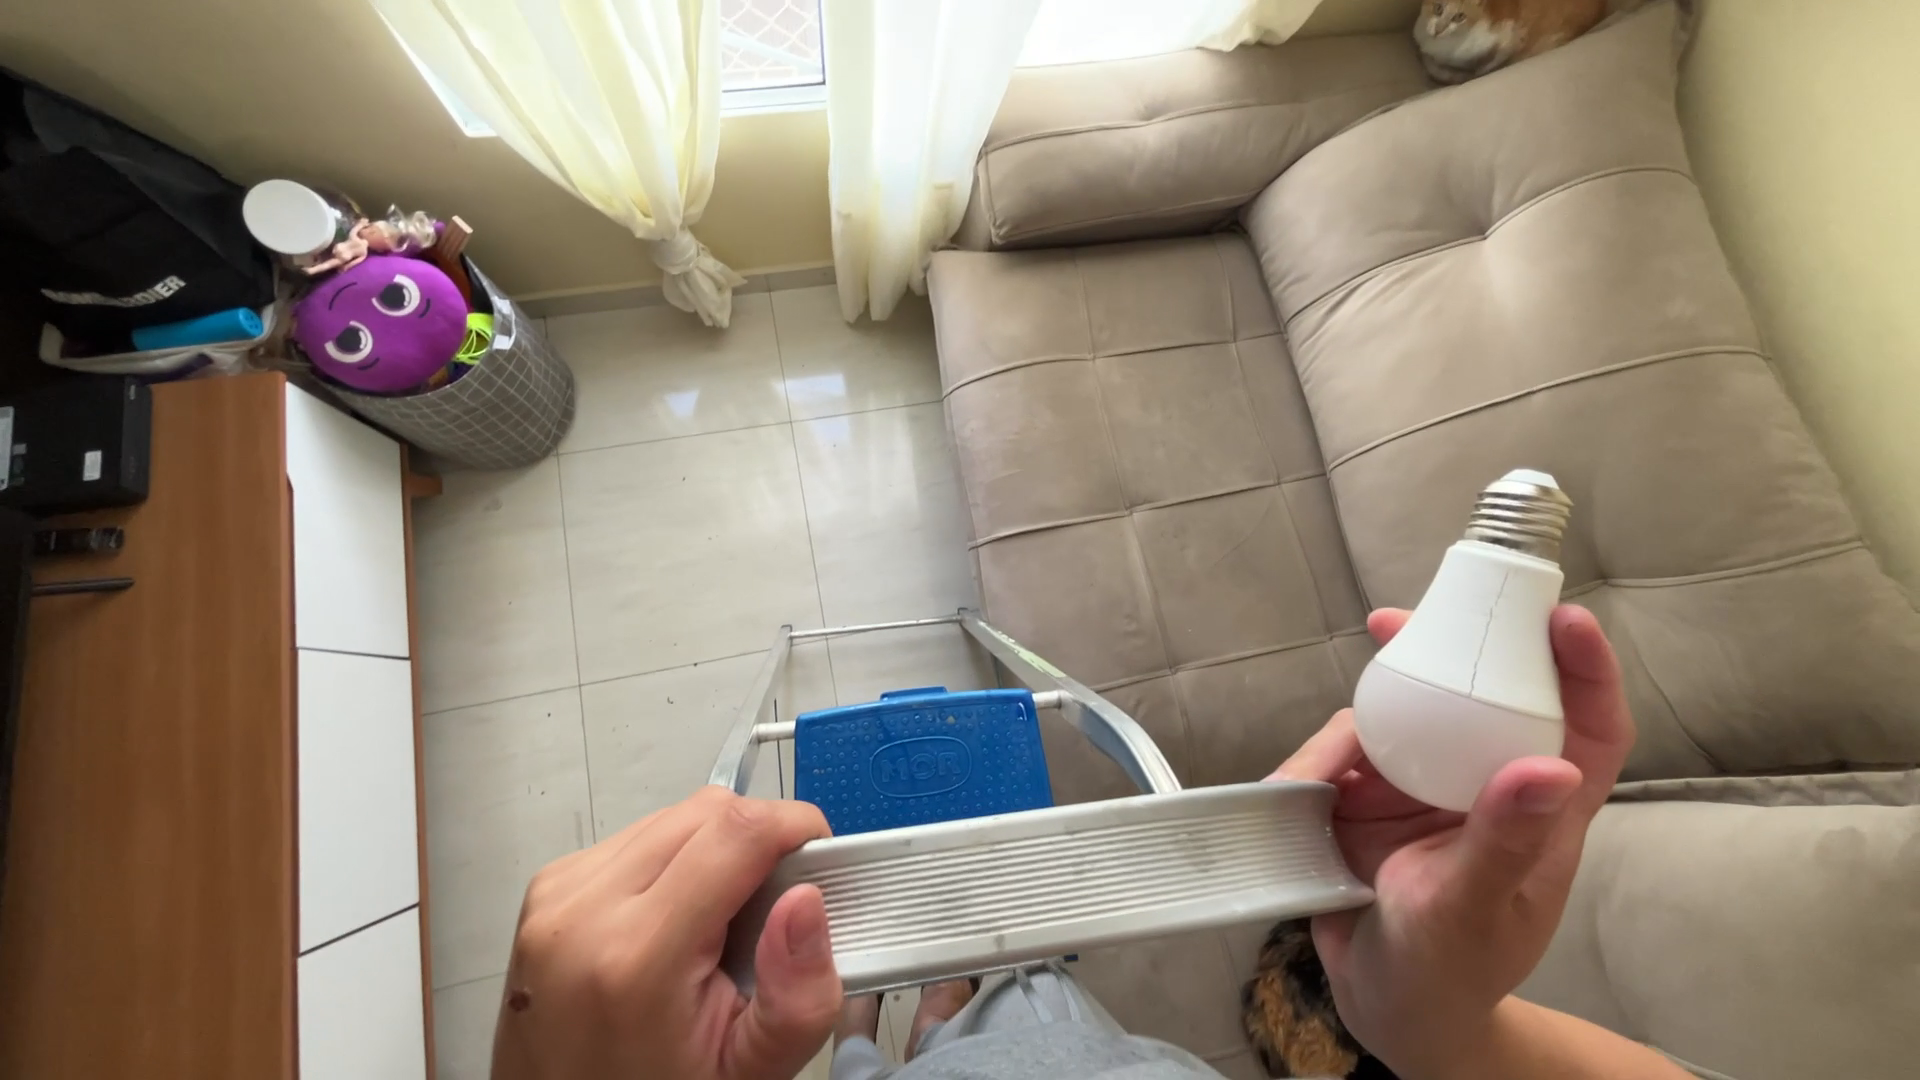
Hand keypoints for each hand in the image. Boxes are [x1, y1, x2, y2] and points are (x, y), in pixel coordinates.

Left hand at [491, 787, 842, 1079]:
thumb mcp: (753, 1074)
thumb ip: (798, 999)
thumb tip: (806, 898)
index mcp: (636, 957)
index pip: (738, 831)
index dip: (795, 826)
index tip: (819, 861)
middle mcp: (585, 909)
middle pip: (711, 811)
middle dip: (763, 836)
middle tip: (778, 898)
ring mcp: (561, 891)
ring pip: (679, 814)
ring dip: (721, 843)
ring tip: (726, 912)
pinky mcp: (553, 882)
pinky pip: (645, 832)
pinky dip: (682, 854)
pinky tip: (680, 909)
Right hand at [1269, 605, 1634, 1078]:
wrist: (1381, 1001)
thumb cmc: (1446, 972)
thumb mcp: (1472, 911)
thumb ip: (1503, 841)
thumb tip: (1546, 764)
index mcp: (1536, 813)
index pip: (1583, 730)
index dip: (1582, 670)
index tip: (1557, 617)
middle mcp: (1476, 786)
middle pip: (1473, 699)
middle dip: (1437, 653)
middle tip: (1388, 624)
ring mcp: (1415, 787)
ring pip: (1388, 721)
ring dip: (1345, 735)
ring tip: (1315, 784)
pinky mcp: (1361, 794)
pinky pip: (1335, 752)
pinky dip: (1310, 763)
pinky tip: (1295, 793)